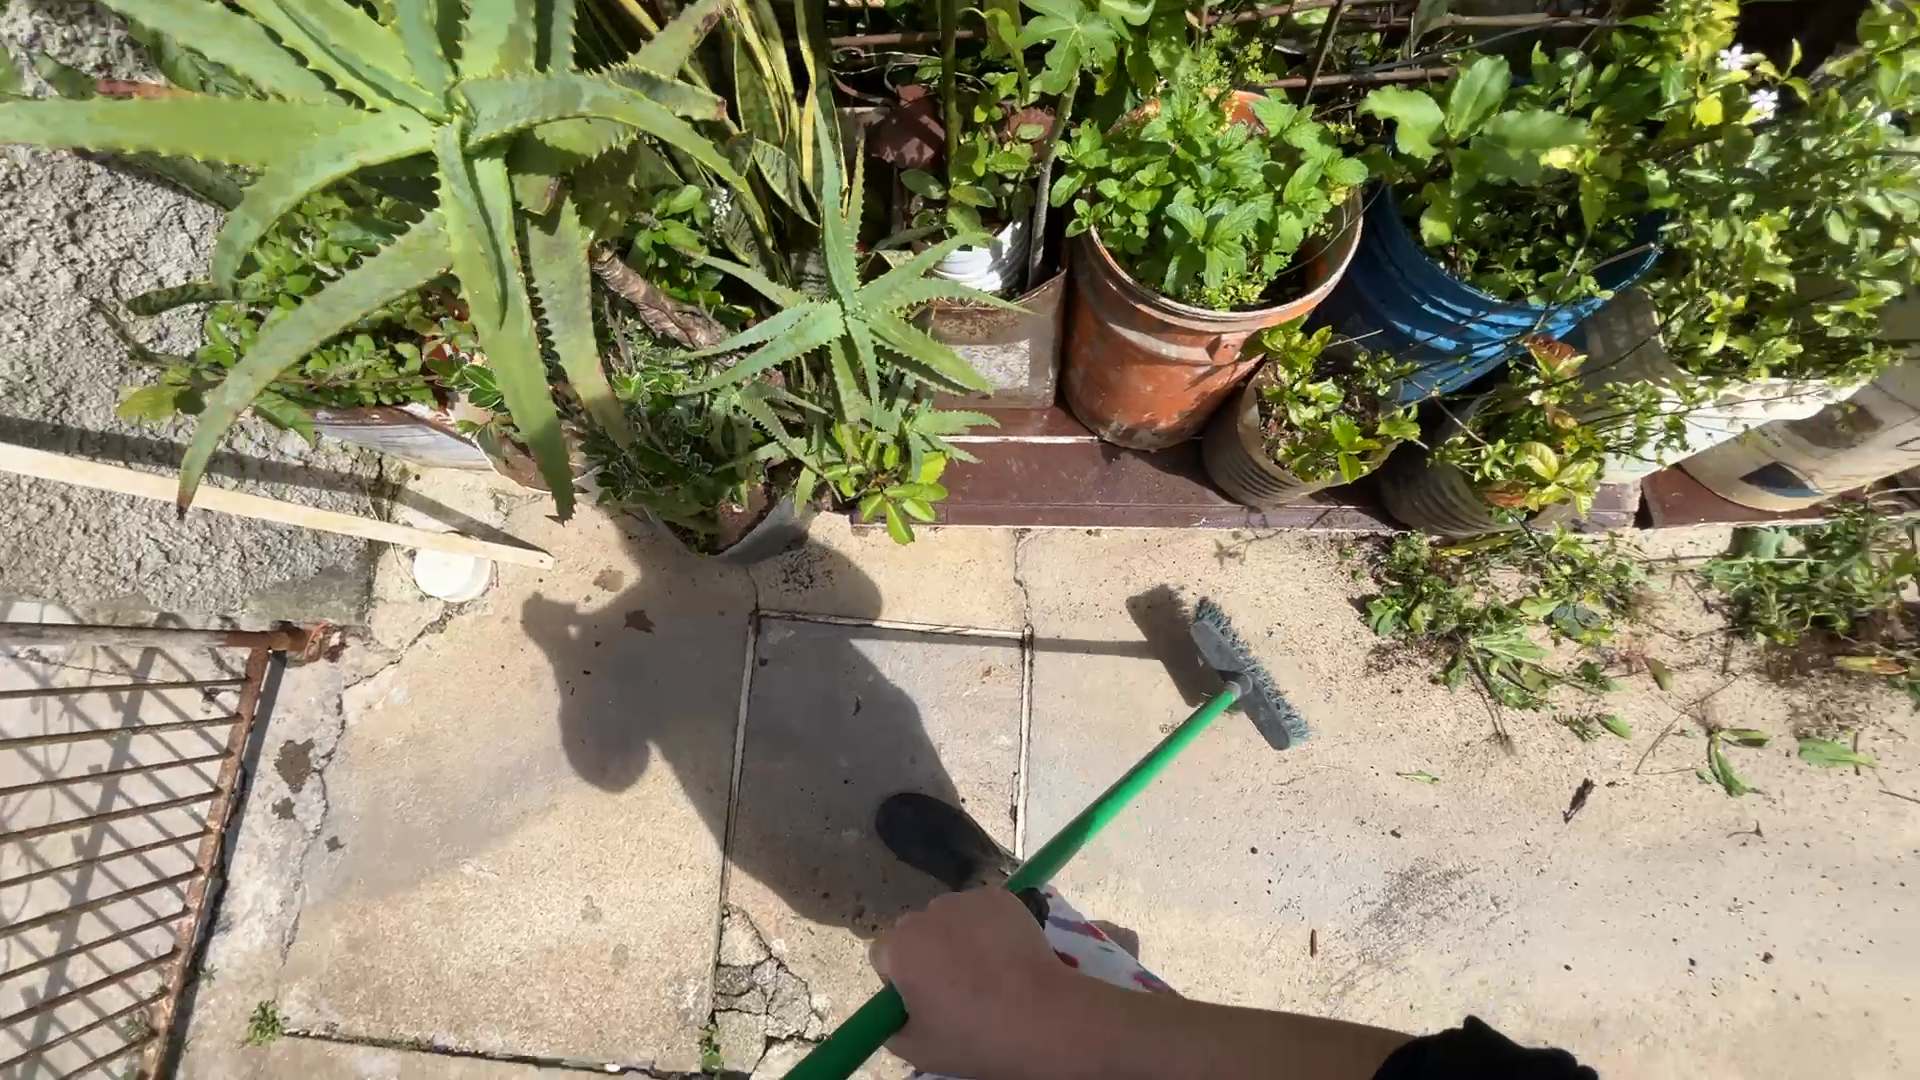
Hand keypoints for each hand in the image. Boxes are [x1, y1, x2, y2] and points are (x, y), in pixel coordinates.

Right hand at [869, 889, 1077, 1077]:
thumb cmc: (973, 1035)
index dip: (899, 977)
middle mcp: (928, 912)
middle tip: (955, 987)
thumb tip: (895, 1010)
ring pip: (950, 917)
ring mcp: (966, 899)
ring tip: (986, 970)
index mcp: (901, 946)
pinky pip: (982, 910)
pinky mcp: (999, 896)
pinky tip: (1005, 954)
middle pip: (916, 930)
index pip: (883, 953)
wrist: (1039, 1015)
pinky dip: (988, 926)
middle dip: (927, 953)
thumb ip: (892, 1025)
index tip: (921, 998)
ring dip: (957, 936)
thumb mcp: (917, 1048)